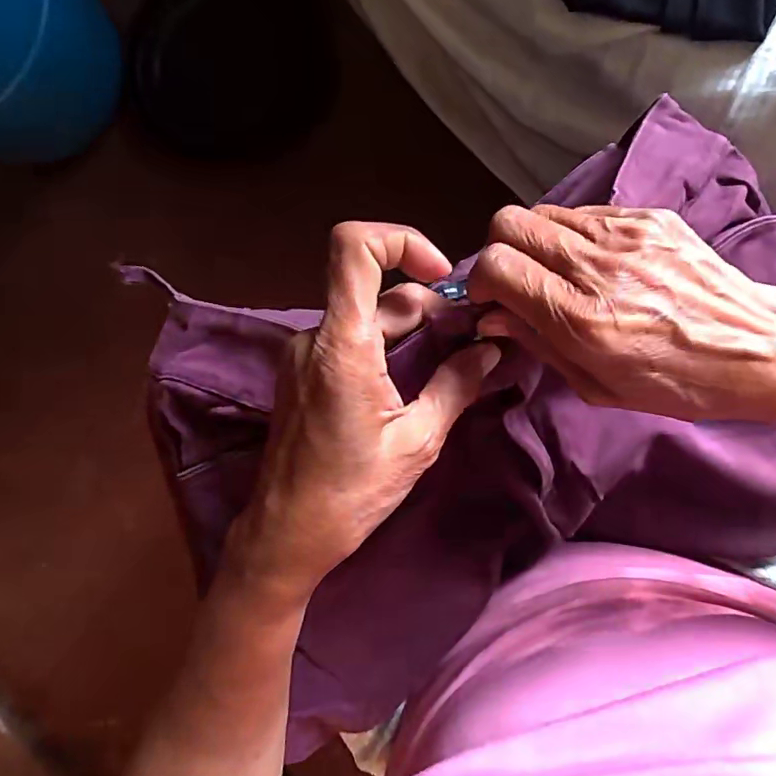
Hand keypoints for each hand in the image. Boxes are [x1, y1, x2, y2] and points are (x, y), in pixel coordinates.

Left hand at [228, 223, 499, 601]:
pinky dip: (393, 344)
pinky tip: (424, 374)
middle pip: (377, 289)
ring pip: (369, 316)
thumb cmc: (350, 494)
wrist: (285, 536)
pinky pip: (355, 339)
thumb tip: (490, 351)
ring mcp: (307, 355)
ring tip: (460, 356)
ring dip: (416, 327)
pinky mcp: (307, 374)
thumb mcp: (416, 442)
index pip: (353, 247)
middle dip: (432, 303)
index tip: (443, 274)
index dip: (400, 239)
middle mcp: (317, 338)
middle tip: (474, 337)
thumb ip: (455, 387)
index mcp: (343, 346)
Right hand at [466, 205, 775, 422]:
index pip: (497, 266)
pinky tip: (598, 263)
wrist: (759, 347)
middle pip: (509, 223)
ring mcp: (626, 232)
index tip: (492, 301)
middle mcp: (598, 264)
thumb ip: (539, 344)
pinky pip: (587, 212)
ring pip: (544, 211)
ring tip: (558, 273)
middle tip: (517, 282)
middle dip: (498, 252)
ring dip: (536, 241)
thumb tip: (495, 315)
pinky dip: (574, 235)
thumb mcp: (599, 387)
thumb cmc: (679, 384)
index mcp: (582, 317)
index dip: (480, 282)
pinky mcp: (650, 216)